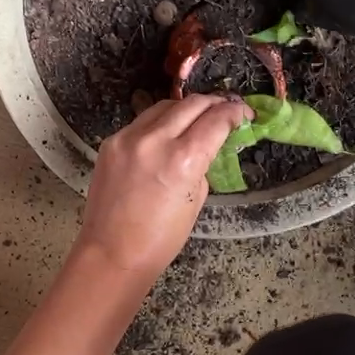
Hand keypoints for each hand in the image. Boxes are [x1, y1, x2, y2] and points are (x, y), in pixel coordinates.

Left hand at [75, 95, 251, 277]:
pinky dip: (158, 123)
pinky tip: (166, 135)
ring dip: (184, 109)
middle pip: (191, 104)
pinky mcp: (110, 143)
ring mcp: (127, 138)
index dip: (235, 112)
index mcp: (182, 159)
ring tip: (196, 119)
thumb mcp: (196, 200)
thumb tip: (206, 145)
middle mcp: (154, 141)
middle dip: (213, 103)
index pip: (215, 120)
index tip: (244, 113)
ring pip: (163, 107)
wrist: (112, 252)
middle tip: (224, 110)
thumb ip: (202, 164)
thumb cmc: (160, 238)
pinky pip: (141, 122)